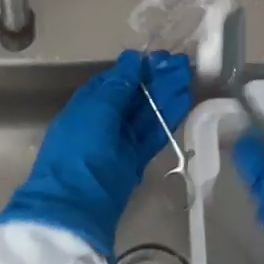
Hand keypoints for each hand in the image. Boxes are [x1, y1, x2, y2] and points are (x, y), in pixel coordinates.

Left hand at [0, 50, 192, 259]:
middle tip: (183, 64)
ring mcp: (120, 141)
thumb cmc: (80, 148)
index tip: (162, 57)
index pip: (117, 78)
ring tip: (189, 77)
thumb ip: (119, 84)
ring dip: (167, 94)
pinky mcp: (134, 160)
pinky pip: (153, 133)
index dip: (139, 67)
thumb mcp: (97, 108)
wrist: (73, 207)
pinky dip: (168, 117)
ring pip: (147, 112)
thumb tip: (133, 59)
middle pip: (135, 94)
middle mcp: (104, 119)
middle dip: (157, 78)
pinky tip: (184, 101)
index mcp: (89, 103)